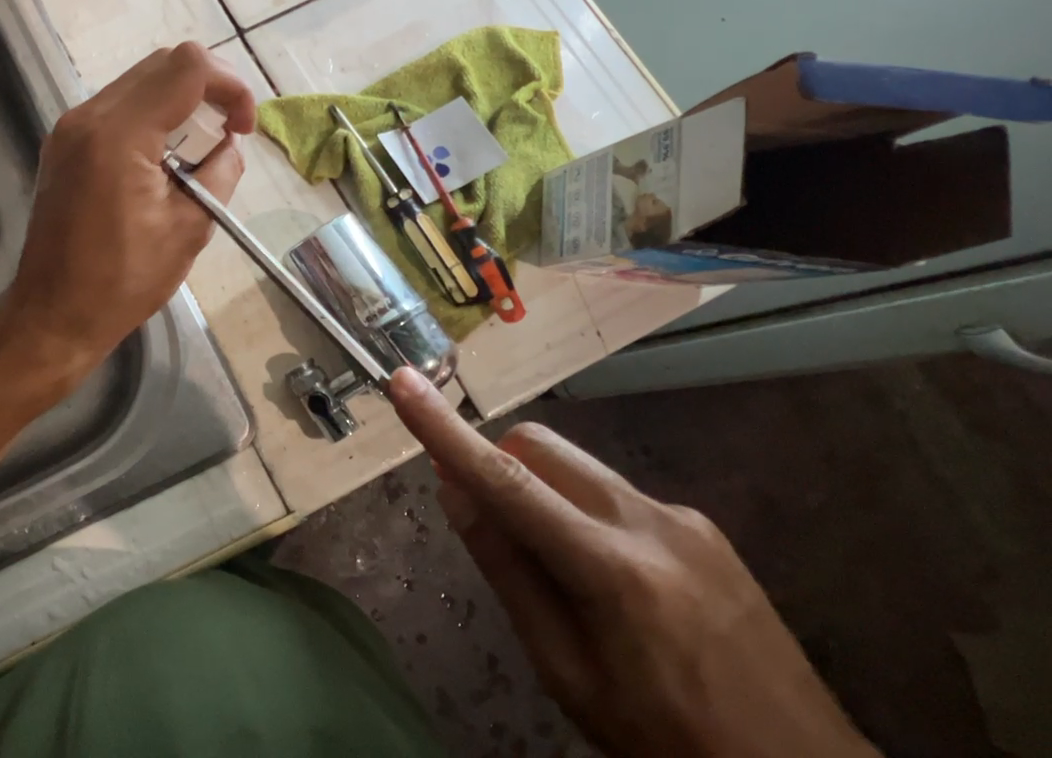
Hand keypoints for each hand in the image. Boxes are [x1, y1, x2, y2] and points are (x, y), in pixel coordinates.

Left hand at [8, 42, 254, 366]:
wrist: (54, 313)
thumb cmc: (123, 281)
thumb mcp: (190, 229)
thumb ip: (220, 172)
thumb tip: (228, 145)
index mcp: (119, 135)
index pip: (187, 68)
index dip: (231, 86)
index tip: (244, 129)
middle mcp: (87, 118)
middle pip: (161, 64)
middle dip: (207, 89)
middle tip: (226, 136)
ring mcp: (69, 129)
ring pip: (137, 82)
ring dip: (178, 102)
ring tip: (197, 151)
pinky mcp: (63, 145)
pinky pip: (116, 108)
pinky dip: (149, 118)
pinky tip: (163, 159)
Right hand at [386, 369, 878, 757]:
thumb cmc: (664, 738)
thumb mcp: (567, 673)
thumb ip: (509, 575)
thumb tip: (455, 494)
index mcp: (612, 569)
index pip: (505, 480)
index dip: (443, 430)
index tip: (401, 384)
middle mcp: (651, 522)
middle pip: (541, 448)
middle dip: (494, 461)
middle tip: (481, 517)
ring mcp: (686, 519)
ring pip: (576, 466)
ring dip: (538, 488)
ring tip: (552, 568)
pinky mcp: (705, 528)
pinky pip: (614, 492)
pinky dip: (579, 509)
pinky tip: (603, 578)